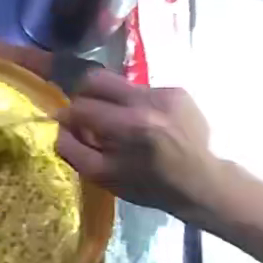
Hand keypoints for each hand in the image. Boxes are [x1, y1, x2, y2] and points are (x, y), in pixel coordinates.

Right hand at [56, 68, 230, 219]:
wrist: (202, 183)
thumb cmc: (148, 184)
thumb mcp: (100, 175)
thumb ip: (71, 148)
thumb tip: (59, 125)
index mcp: (128, 124)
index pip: (80, 106)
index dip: (68, 116)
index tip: (68, 126)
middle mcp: (147, 100)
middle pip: (96, 78)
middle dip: (82, 94)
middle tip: (84, 114)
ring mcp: (165, 92)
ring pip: (117, 84)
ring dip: (109, 100)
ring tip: (116, 122)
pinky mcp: (177, 91)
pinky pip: (139, 90)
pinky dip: (132, 104)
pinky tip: (141, 123)